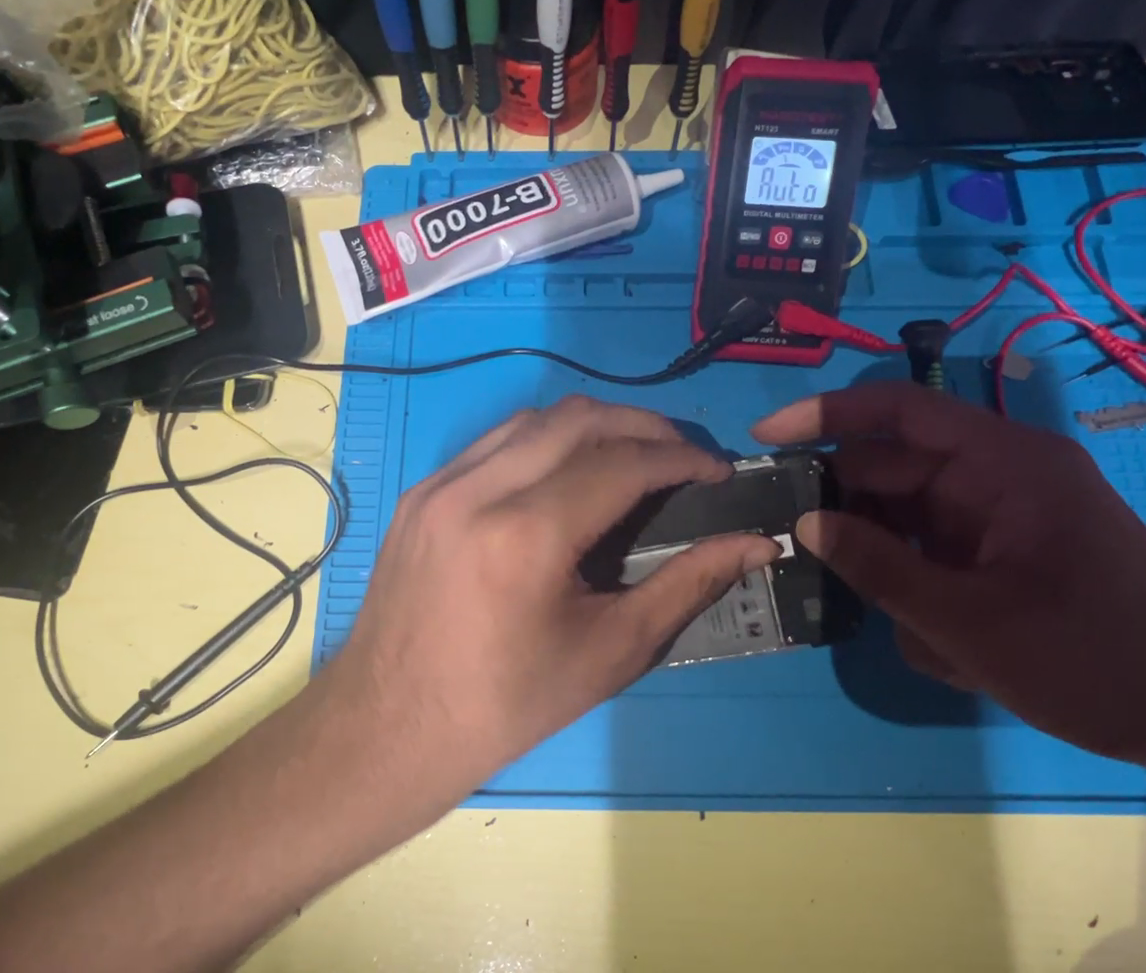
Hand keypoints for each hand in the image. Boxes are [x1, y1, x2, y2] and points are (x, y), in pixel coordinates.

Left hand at [326, 396, 781, 785]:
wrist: (389, 728)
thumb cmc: (507, 705)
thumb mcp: (610, 652)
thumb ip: (688, 585)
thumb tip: (756, 544)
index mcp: (525, 535)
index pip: (621, 463)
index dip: (681, 458)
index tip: (719, 471)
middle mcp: (476, 490)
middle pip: (578, 418)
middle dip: (643, 426)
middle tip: (683, 456)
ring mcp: (439, 485)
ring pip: (533, 419)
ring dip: (594, 425)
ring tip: (634, 457)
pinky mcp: (420, 493)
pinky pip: (494, 441)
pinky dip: (545, 440)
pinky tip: (568, 473)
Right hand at [754, 381, 1145, 763]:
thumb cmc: (1091, 659)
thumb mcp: (969, 623)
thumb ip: (879, 568)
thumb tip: (806, 521)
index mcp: (1006, 464)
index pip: (901, 410)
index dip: (827, 413)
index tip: (765, 434)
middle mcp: (1001, 475)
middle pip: (895, 467)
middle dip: (847, 507)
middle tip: (793, 544)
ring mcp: (1003, 513)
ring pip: (909, 515)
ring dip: (887, 562)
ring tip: (881, 612)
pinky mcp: (1004, 550)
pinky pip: (935, 549)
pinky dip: (918, 585)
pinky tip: (932, 640)